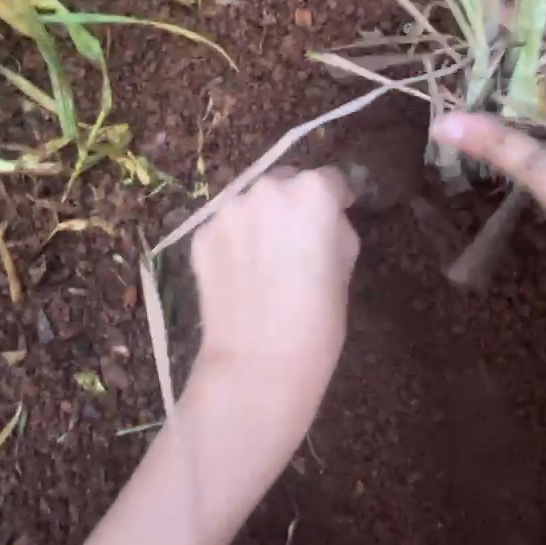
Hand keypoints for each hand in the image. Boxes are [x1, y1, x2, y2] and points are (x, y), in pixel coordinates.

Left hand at [190, 167, 357, 393]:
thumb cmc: (317, 321)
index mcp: (312, 192)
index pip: (330, 180)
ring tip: (264, 262)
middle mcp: (267, 188)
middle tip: (296, 244)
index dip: (336, 199)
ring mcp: (228, 209)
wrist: (258, 364)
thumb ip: (334, 230)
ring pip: (251, 203)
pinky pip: (225, 228)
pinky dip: (234, 242)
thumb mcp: (345, 268)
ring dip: (259, 220)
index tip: (336, 217)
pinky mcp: (200, 233)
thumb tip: (325, 223)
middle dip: (292, 206)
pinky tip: (240, 276)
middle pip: (286, 184)